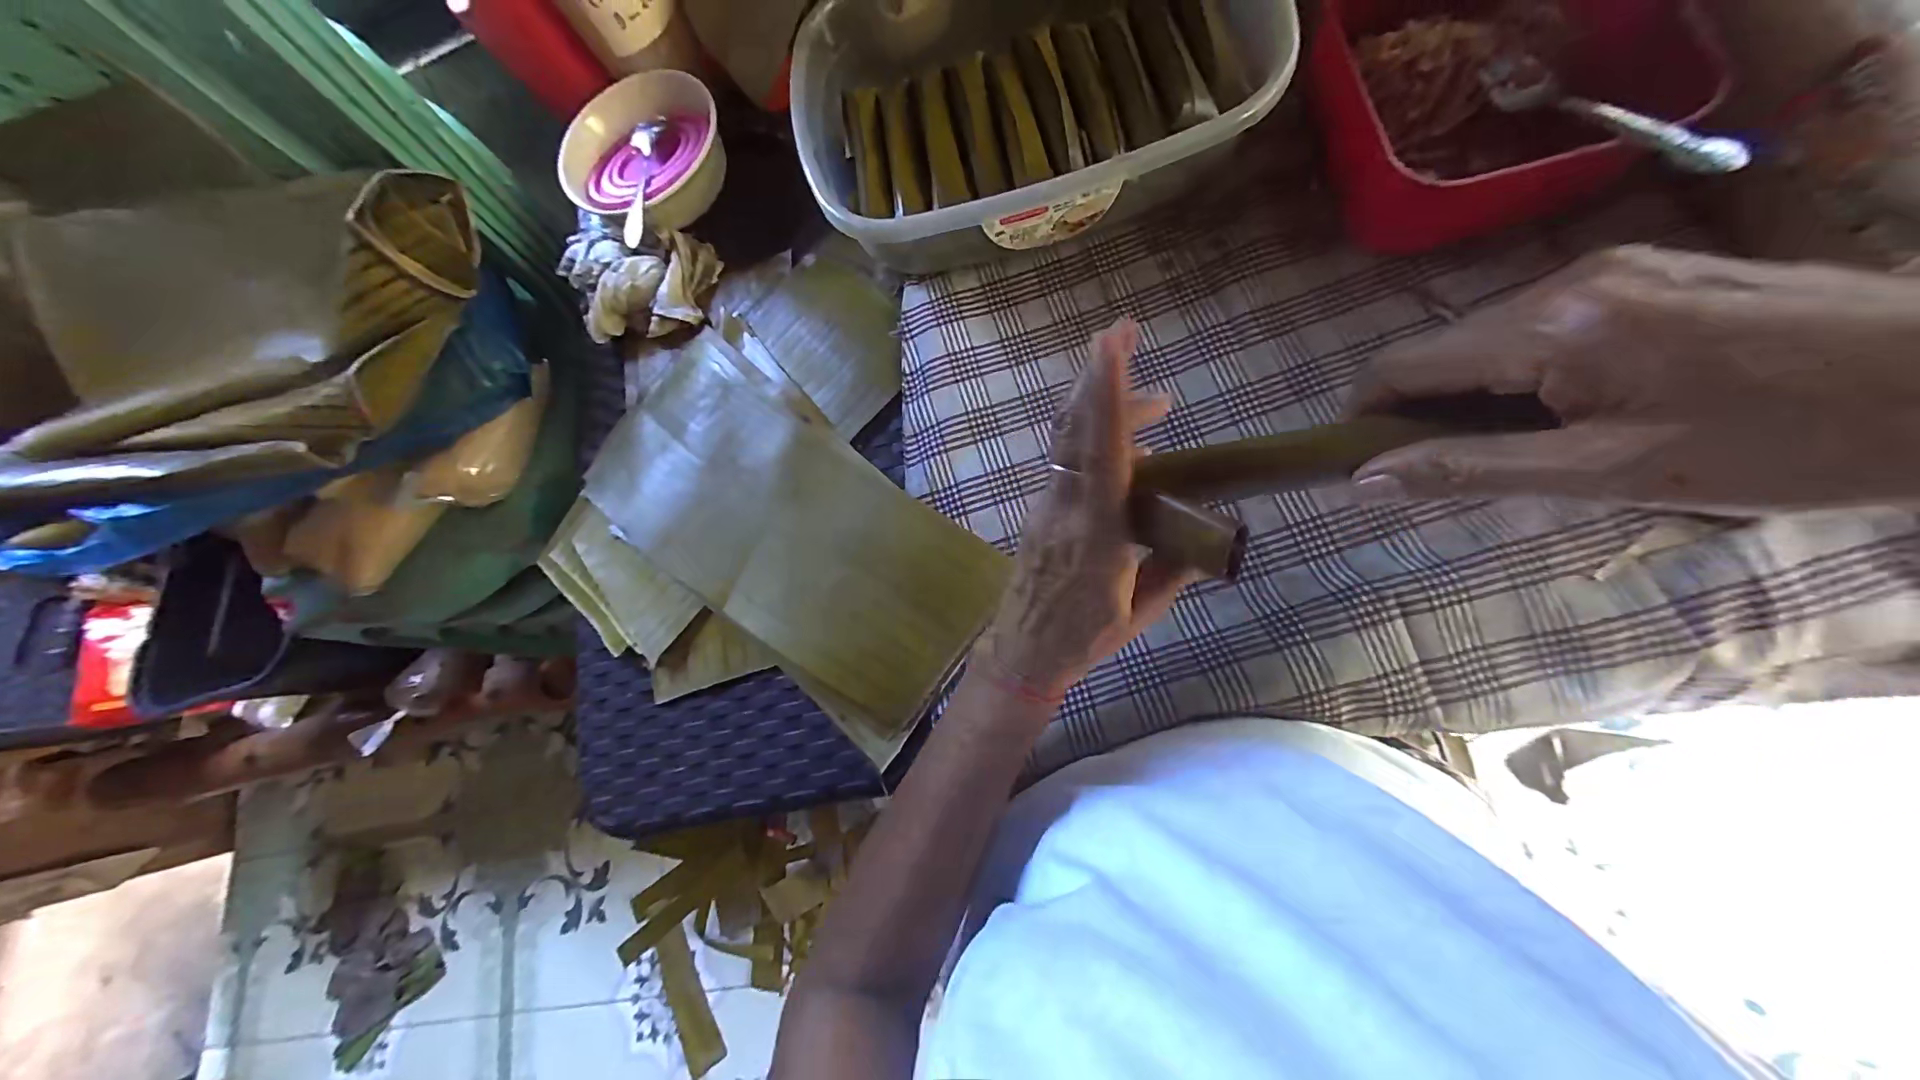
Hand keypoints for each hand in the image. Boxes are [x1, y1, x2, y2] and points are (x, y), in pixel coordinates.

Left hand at [976, 320, 1199, 702]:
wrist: (1022, 651)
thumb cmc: (1084, 637)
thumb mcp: (1141, 610)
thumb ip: (1176, 569)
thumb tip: (1212, 537)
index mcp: (1097, 534)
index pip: (1104, 453)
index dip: (1109, 397)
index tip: (1112, 347)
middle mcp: (1067, 508)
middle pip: (1076, 429)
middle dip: (1097, 375)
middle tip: (1122, 330)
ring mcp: (1049, 505)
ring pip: (1068, 439)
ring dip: (1101, 403)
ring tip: (1155, 396)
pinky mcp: (1042, 508)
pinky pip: (1067, 459)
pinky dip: (1094, 435)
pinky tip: (1128, 441)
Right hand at [1344, 246, 1919, 512]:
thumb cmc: (1782, 445)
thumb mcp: (1608, 474)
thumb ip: (1470, 470)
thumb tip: (1364, 478)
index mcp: (1549, 328)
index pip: (1403, 364)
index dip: (1364, 412)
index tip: (1359, 461)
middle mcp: (1565, 280)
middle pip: (1444, 349)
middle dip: (1427, 408)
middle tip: (1459, 470)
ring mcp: (1608, 267)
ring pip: (1491, 337)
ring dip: (1480, 391)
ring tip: (1532, 443)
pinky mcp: (1642, 270)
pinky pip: (1542, 323)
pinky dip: (1526, 369)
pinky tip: (1577, 404)